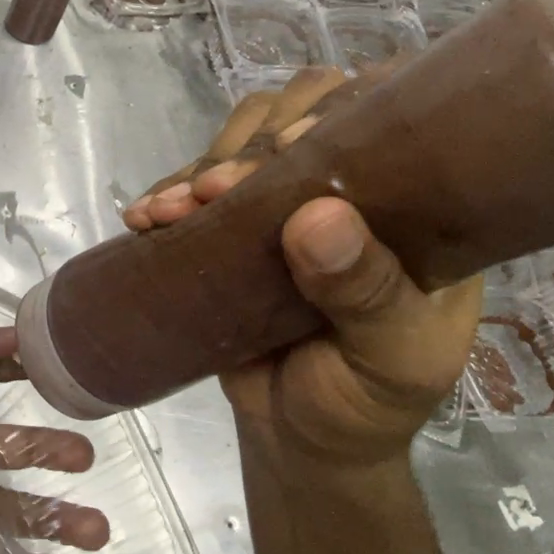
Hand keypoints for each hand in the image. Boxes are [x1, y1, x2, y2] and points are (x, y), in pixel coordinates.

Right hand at [121, 66, 480, 467]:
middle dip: (250, 141)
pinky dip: (166, 192)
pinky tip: (142, 218)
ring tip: (168, 211)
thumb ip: (367, 295)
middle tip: (215, 188)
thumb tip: (318, 215)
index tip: (287, 144)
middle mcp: (347, 191)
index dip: (338, 111)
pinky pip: (195, 185)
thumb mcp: (390, 362)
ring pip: (243, 137)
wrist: (296, 442)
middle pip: (301, 113)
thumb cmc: (364, 405)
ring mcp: (283, 204)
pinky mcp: (231, 226)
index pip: (386, 124)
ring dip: (201, 163)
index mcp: (412, 210)